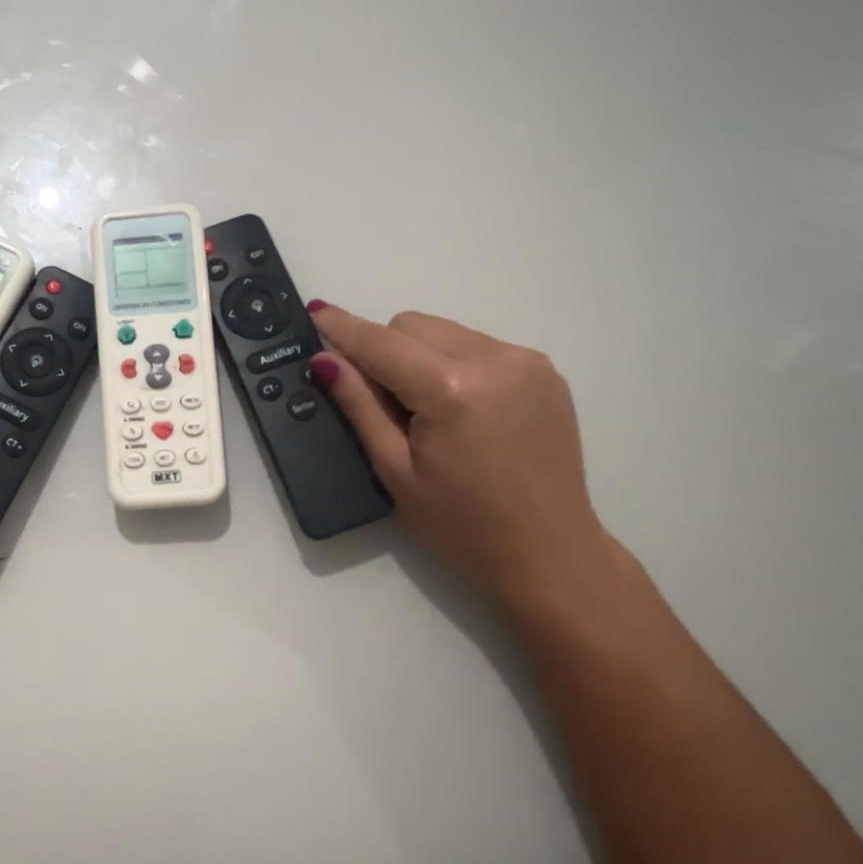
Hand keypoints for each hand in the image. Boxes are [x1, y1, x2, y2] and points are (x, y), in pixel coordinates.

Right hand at [307, 303, 611, 605]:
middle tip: (380, 402)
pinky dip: (455, 364)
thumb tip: (325, 360)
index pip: (382, 343)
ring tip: (424, 412)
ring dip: (419, 356)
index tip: (314, 310)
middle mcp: (495, 360)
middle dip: (384, 351)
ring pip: (446, 332)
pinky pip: (480, 346)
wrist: (548, 553)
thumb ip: (359, 406)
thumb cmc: (462, 526)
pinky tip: (460, 410)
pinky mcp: (544, 371)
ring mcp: (526, 362)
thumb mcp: (395, 471)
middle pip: (413, 325)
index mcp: (452, 390)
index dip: (342, 328)